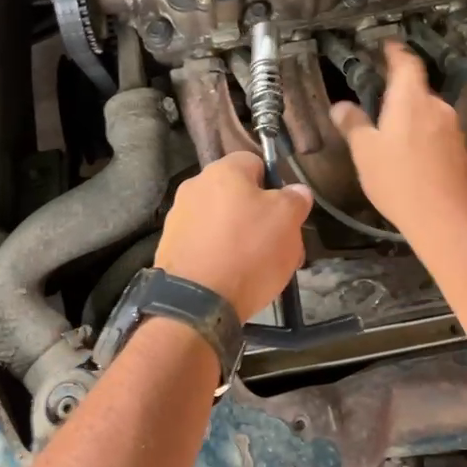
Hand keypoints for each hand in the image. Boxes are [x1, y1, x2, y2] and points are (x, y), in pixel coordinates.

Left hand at [154, 151, 312, 320]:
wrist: (194, 304)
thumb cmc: (247, 251)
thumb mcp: (287, 220)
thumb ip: (295, 199)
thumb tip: (297, 190)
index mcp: (223, 170)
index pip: (256, 163)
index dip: (274, 185)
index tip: (285, 212)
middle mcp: (195, 185)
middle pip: (237, 194)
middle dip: (258, 216)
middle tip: (276, 245)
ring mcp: (178, 217)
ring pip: (221, 221)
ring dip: (237, 237)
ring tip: (255, 268)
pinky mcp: (169, 248)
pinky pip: (204, 244)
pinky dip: (217, 255)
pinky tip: (230, 278)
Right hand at [330, 40, 466, 231]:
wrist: (446, 219)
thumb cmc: (399, 180)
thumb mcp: (365, 152)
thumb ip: (353, 124)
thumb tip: (340, 106)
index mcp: (410, 99)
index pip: (406, 63)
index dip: (396, 51)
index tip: (387, 45)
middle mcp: (436, 106)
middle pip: (417, 89)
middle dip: (400, 93)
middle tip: (380, 103)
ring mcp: (453, 128)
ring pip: (428, 112)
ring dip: (412, 117)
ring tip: (394, 135)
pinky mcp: (462, 150)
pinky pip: (438, 132)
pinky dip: (424, 135)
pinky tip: (413, 156)